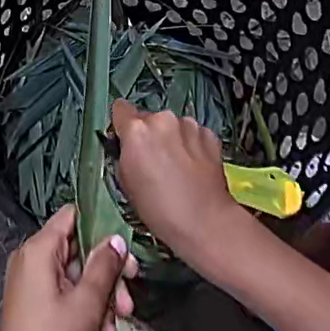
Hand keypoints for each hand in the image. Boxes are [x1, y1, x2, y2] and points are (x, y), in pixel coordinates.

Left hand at [0, 205, 138, 330]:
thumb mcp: (87, 303)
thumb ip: (105, 266)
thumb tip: (116, 241)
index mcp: (38, 250)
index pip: (73, 216)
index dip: (102, 227)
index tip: (125, 247)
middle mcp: (31, 260)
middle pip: (78, 247)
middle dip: (107, 270)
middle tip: (128, 291)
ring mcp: (31, 282)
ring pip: (77, 272)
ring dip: (101, 293)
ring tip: (116, 320)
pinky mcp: (34, 302)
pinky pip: (66, 291)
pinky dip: (86, 305)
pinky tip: (103, 330)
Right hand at [109, 99, 241, 261]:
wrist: (204, 222)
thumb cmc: (158, 208)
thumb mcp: (126, 181)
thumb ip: (124, 153)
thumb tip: (128, 145)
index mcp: (137, 130)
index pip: (120, 108)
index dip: (121, 124)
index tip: (124, 138)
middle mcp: (163, 120)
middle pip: (148, 118)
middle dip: (148, 134)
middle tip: (152, 161)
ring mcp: (189, 125)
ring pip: (172, 126)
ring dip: (171, 138)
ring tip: (176, 166)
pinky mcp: (209, 135)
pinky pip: (192, 134)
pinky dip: (190, 145)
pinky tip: (192, 167)